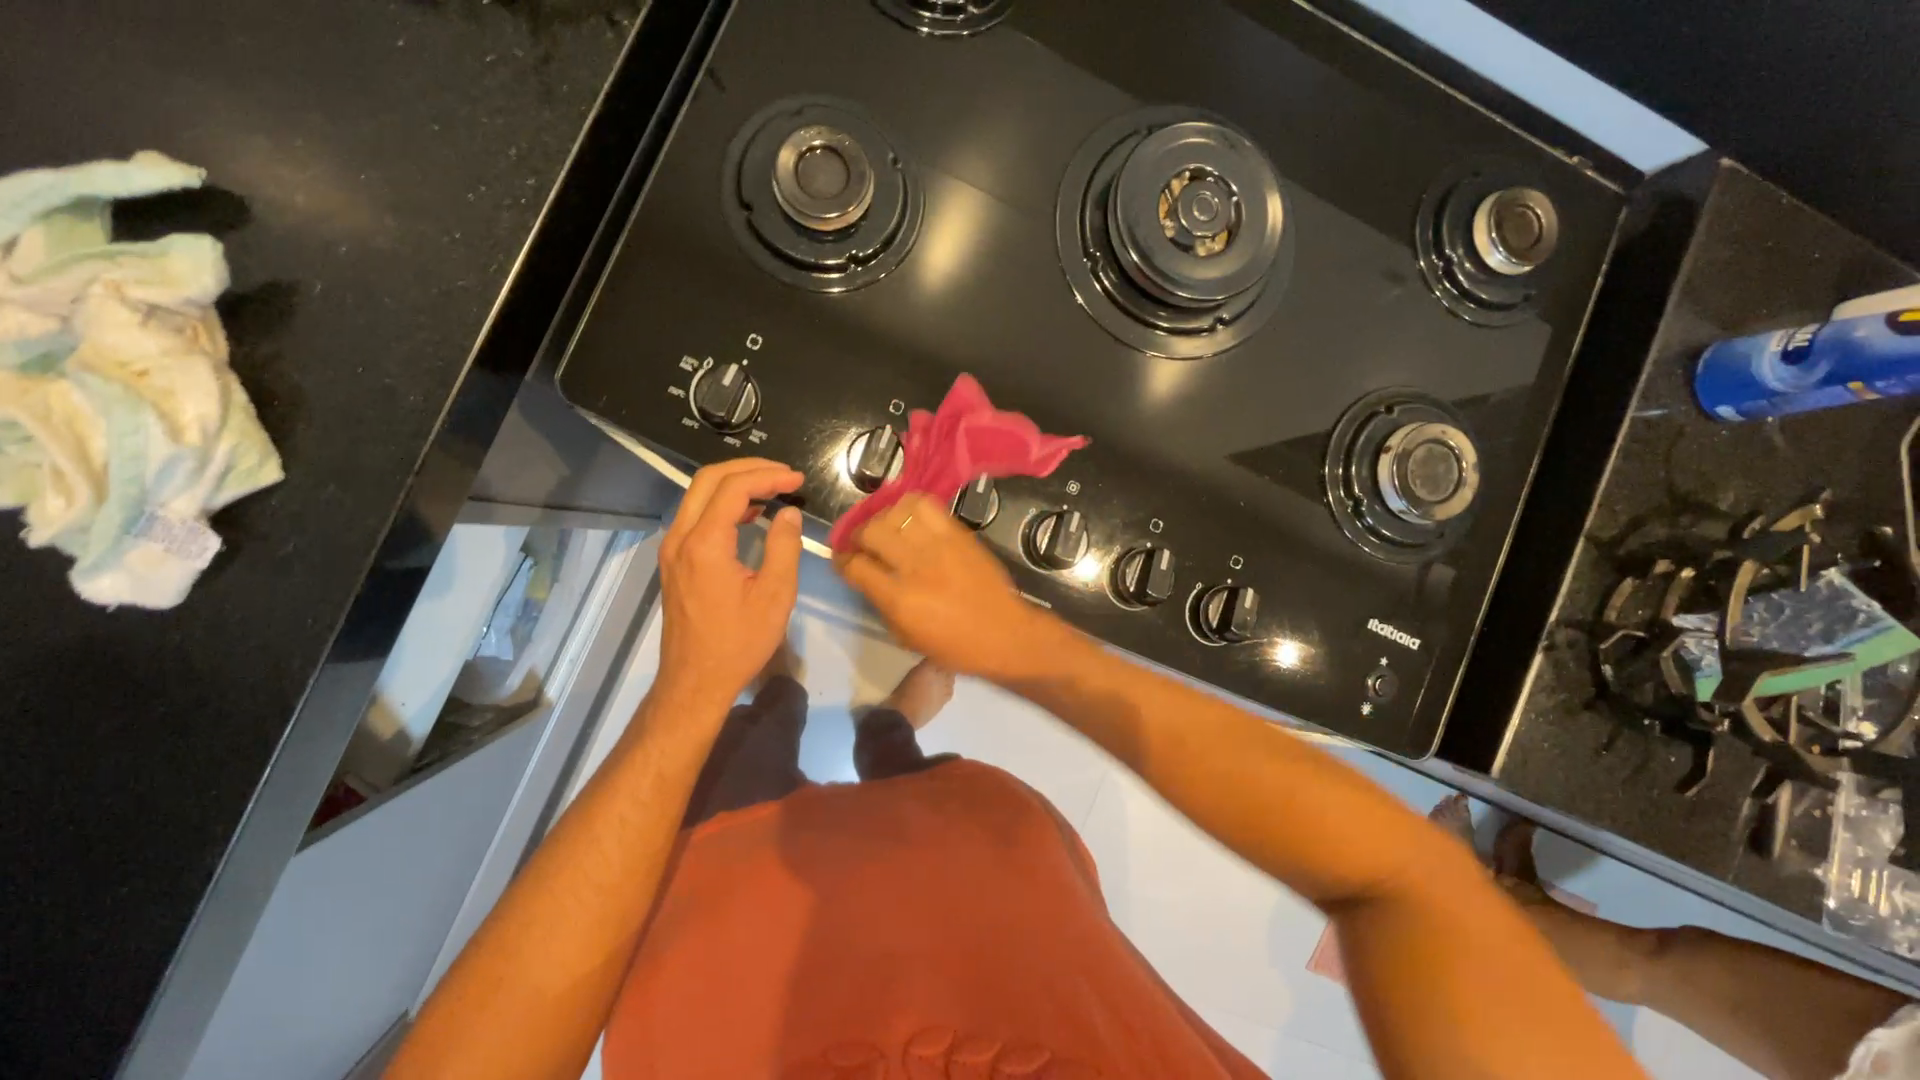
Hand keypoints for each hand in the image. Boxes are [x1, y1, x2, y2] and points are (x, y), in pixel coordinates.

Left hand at [657, 459, 805, 706]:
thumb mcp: (774, 596)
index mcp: (704, 544)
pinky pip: (695, 516)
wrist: (695, 681)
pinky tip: (750, 514)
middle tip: (784, 475)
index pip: (733, 488)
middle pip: (708, 480)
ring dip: (734, 484)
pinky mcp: (674, 561)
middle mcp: (680, 538)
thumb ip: (783, 547)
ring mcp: (672, 549)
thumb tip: (789, 513)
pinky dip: (722, 504)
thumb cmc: (738, 643)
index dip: (768, 476)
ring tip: (772, 488)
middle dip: (748, 469)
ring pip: (697, 495)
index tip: (798, 480)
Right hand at [834, 493, 1073, 680]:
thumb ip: (882, 604)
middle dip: (858, 537)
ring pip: (896, 512)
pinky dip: (909, 508)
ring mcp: (939, 545)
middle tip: (862, 545)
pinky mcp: (958, 533)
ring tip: (887, 530)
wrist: (1004, 633)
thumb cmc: (955, 646)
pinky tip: (909, 520)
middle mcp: (915, 566)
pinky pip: (926, 505)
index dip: (841, 560)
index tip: (842, 560)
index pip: (855, 566)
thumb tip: (866, 578)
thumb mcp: (907, 637)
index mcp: (900, 599)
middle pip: (871, 532)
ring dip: (884, 520)